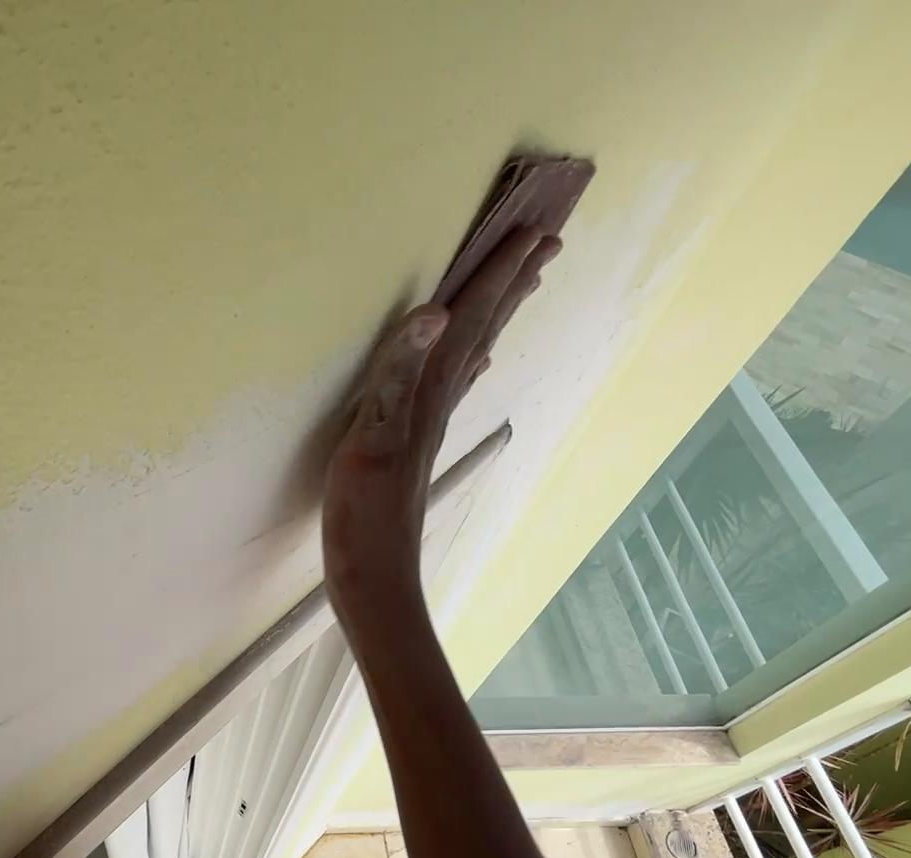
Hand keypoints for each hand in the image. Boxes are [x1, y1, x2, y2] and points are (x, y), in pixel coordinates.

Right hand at [322, 229, 560, 623]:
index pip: (468, 321)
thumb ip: (397, 375)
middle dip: (512, 286)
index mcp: (427, 393)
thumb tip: (436, 314)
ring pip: (472, 356)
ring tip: (521, 286)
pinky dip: (469, 361)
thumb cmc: (362, 513)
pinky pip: (453, 386)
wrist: (373, 573)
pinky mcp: (416, 444)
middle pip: (483, 332)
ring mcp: (430, 425)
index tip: (533, 232)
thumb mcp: (369, 439)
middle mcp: (437, 402)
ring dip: (498, 317)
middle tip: (548, 243)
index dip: (497, 276)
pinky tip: (472, 363)